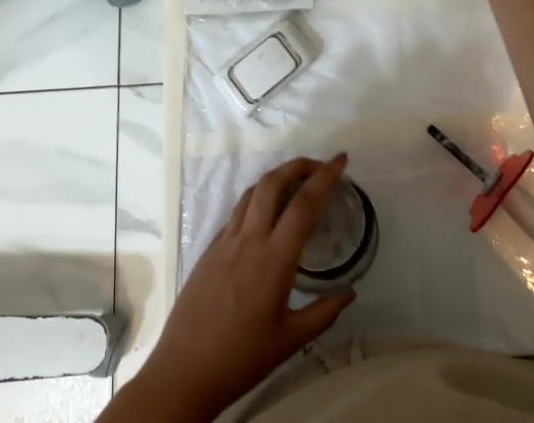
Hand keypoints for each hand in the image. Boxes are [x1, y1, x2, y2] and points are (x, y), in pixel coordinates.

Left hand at [115, 156, 356, 420]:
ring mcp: (224, 243)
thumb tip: (349, 293)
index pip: (304, 204)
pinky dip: (255, 201)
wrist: (183, 372)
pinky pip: (235, 213)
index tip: (341, 161)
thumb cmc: (241, 358)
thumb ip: (324, 313)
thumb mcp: (291, 340)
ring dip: (275, 178)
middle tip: (319, 166)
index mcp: (274, 260)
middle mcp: (248, 241)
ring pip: (250, 193)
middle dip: (297, 165)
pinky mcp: (208, 252)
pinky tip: (264, 216)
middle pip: (272, 183)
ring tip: (295, 182)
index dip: (325, 177)